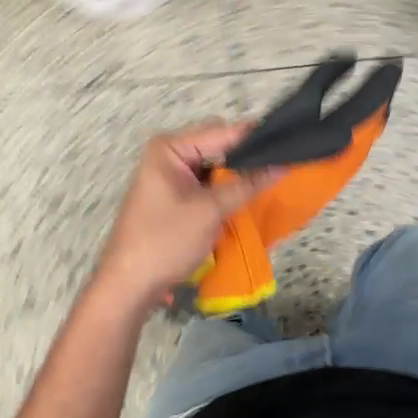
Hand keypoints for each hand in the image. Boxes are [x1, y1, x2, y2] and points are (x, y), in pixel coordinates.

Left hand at [95, 123, 281, 304]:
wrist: (129, 285)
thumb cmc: (165, 241)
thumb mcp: (210, 210)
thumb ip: (247, 184)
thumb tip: (282, 165)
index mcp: (169, 148)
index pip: (220, 132)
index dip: (254, 138)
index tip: (288, 143)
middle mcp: (168, 155)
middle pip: (217, 147)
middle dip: (246, 159)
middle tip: (281, 166)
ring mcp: (170, 177)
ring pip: (214, 168)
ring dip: (237, 177)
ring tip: (271, 181)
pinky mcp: (174, 197)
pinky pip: (207, 185)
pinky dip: (225, 191)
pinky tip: (247, 198)